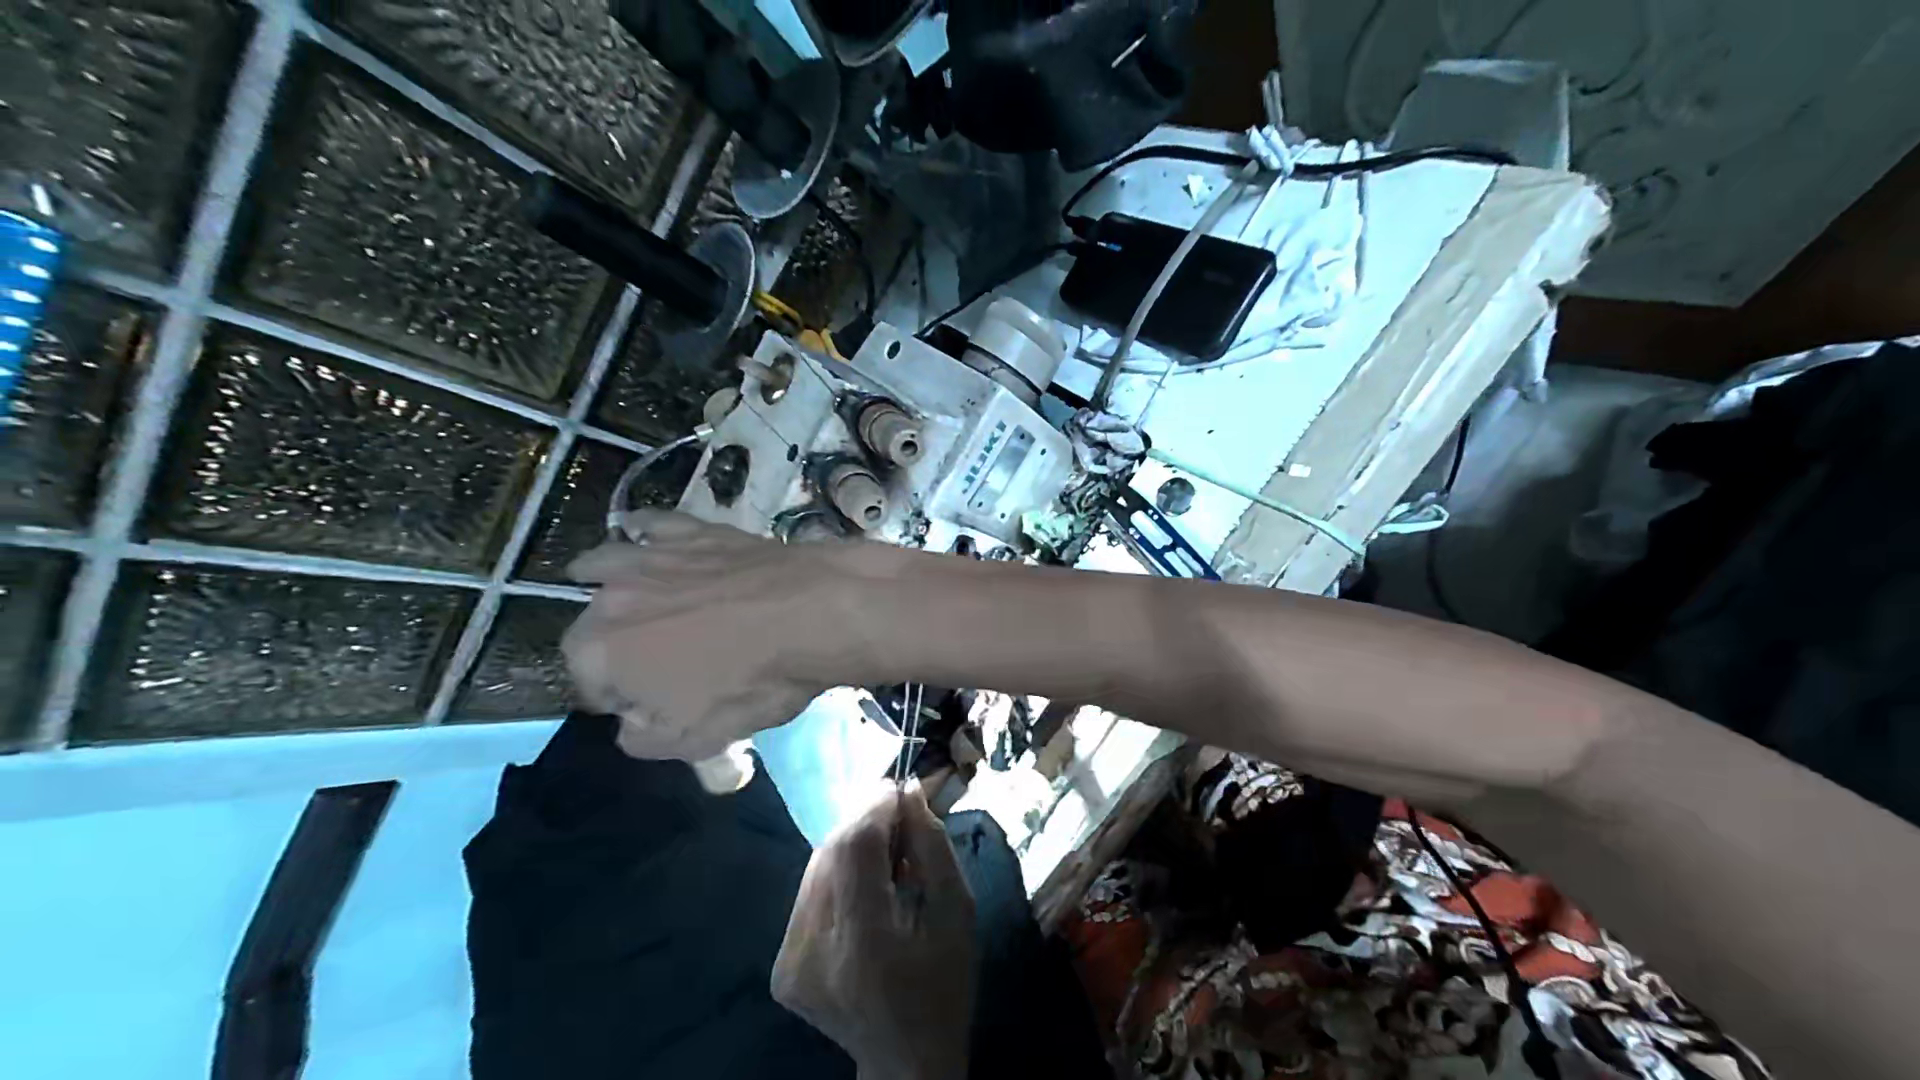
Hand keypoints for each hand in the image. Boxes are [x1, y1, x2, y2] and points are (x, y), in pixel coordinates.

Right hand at [562, 510, 877, 760]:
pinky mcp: (694, 531)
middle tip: (649, 658)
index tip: (651, 703)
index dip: (618, 698)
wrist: (812, 612)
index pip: (588, 683)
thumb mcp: (697, 738)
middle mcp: (611, 597)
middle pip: (593, 623)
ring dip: (599, 578)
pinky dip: (642, 530)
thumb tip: (630, 725)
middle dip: (607, 642)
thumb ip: (644, 739)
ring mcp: (652, 557)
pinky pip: (653, 524)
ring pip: (605, 564)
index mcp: (600, 651)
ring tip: (601, 581)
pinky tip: (643, 532)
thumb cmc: (753, 680)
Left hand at [771, 787, 975, 1079]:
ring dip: (850, 846)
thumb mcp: (958, 911)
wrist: (906, 1060)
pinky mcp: (782, 966)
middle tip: (898, 816)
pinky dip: (837, 875)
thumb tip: (907, 791)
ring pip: (817, 867)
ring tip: (885, 853)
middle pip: (831, 852)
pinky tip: (863, 886)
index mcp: (866, 944)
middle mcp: (815, 951)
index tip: (899, 787)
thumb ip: (933, 845)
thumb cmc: (945, 984)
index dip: (875, 808)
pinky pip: (810, 892)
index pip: (856, 848)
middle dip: (864, 822)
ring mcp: (790, 962)